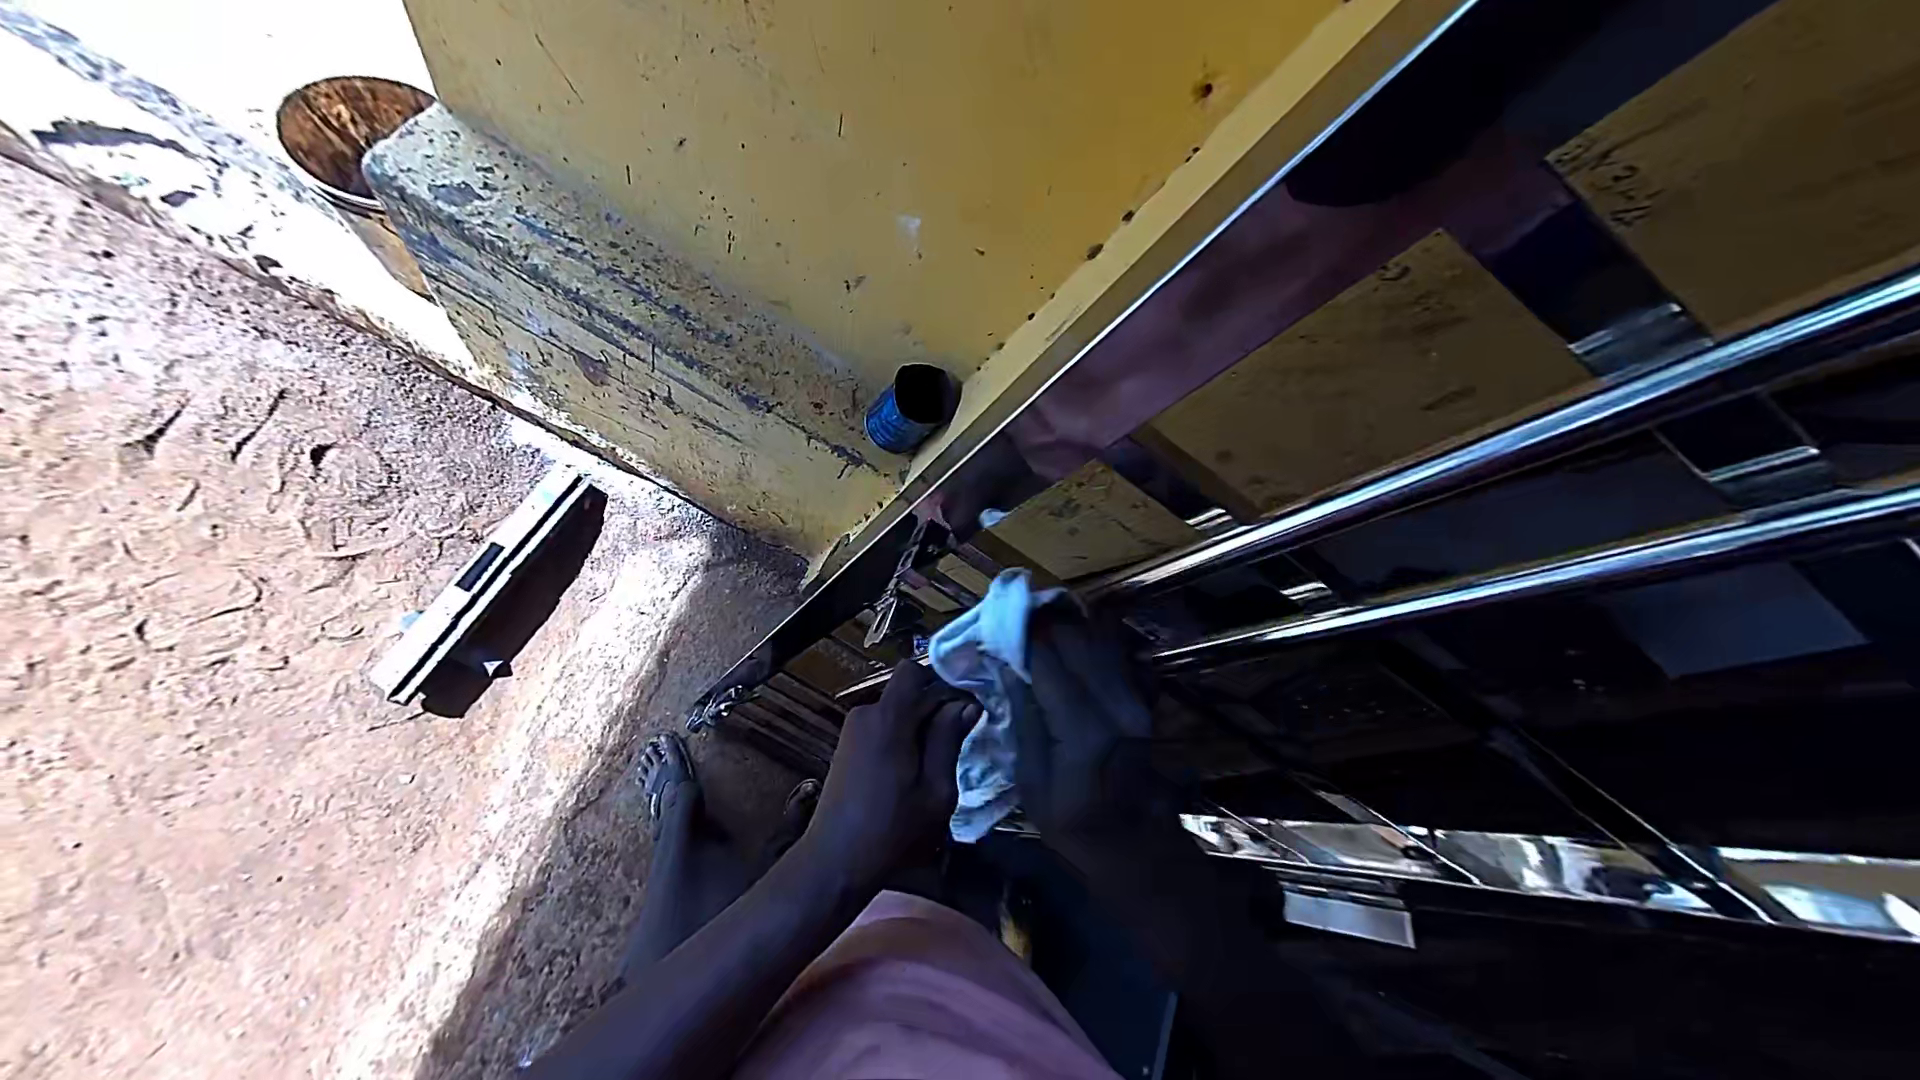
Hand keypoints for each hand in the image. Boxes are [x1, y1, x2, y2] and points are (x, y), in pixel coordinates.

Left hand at [803, 661, 979, 888]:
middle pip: (908, 691)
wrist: (834, 862)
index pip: (913, 670)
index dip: (941, 680)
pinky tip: (911, 771)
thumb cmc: (892, 830)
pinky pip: (883, 726)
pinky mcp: (847, 745)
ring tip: (935, 764)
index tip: (964, 705)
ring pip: (897, 710)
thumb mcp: (936, 791)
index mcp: (888, 719)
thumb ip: (949, 741)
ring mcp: (852, 729)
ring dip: (919, 727)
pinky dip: (901, 738)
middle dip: (935, 708)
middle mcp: (866, 713)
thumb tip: (966, 705)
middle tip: (958, 742)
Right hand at [1015, 609, 1170, 846]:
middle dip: (1042, 624)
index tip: (996, 626)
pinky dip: (1090, 639)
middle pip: (1077, 639)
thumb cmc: (1076, 825)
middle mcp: (1117, 704)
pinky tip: (1069, 644)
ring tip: (1037, 625)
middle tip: (1014, 622)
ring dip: (1067, 626)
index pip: (1049, 661)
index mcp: (1085, 729)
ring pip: (1100, 638)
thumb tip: (1007, 670)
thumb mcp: (1032, 784)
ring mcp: (1137, 699)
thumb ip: (1023, 720)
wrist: (1138, 846)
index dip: (1021, 637)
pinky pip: (1116, 653)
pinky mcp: (1144, 700)